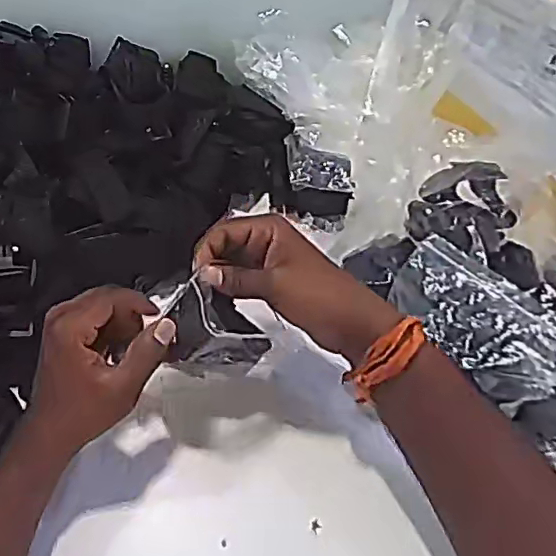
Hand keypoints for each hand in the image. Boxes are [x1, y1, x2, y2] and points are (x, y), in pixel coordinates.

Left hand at [22, 286, 174, 456]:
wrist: (52, 430)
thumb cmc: (77, 414)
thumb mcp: (122, 386)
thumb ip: (147, 353)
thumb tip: (164, 328)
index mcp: (69, 326)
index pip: (110, 296)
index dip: (138, 303)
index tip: (157, 315)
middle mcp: (59, 319)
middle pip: (104, 298)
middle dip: (131, 314)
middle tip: (151, 333)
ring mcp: (58, 325)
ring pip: (99, 307)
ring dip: (121, 323)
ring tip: (135, 348)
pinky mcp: (60, 333)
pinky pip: (89, 318)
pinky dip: (109, 330)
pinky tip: (118, 353)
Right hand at [194, 214, 401, 361]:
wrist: (356, 327)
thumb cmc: (326, 298)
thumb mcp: (274, 285)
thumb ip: (236, 278)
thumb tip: (206, 274)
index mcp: (270, 229)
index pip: (224, 230)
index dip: (208, 249)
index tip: (199, 271)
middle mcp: (268, 239)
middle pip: (225, 243)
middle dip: (212, 261)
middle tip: (202, 283)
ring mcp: (269, 260)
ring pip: (232, 261)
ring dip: (221, 275)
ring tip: (211, 291)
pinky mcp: (271, 279)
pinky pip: (242, 276)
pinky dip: (231, 284)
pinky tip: (224, 296)